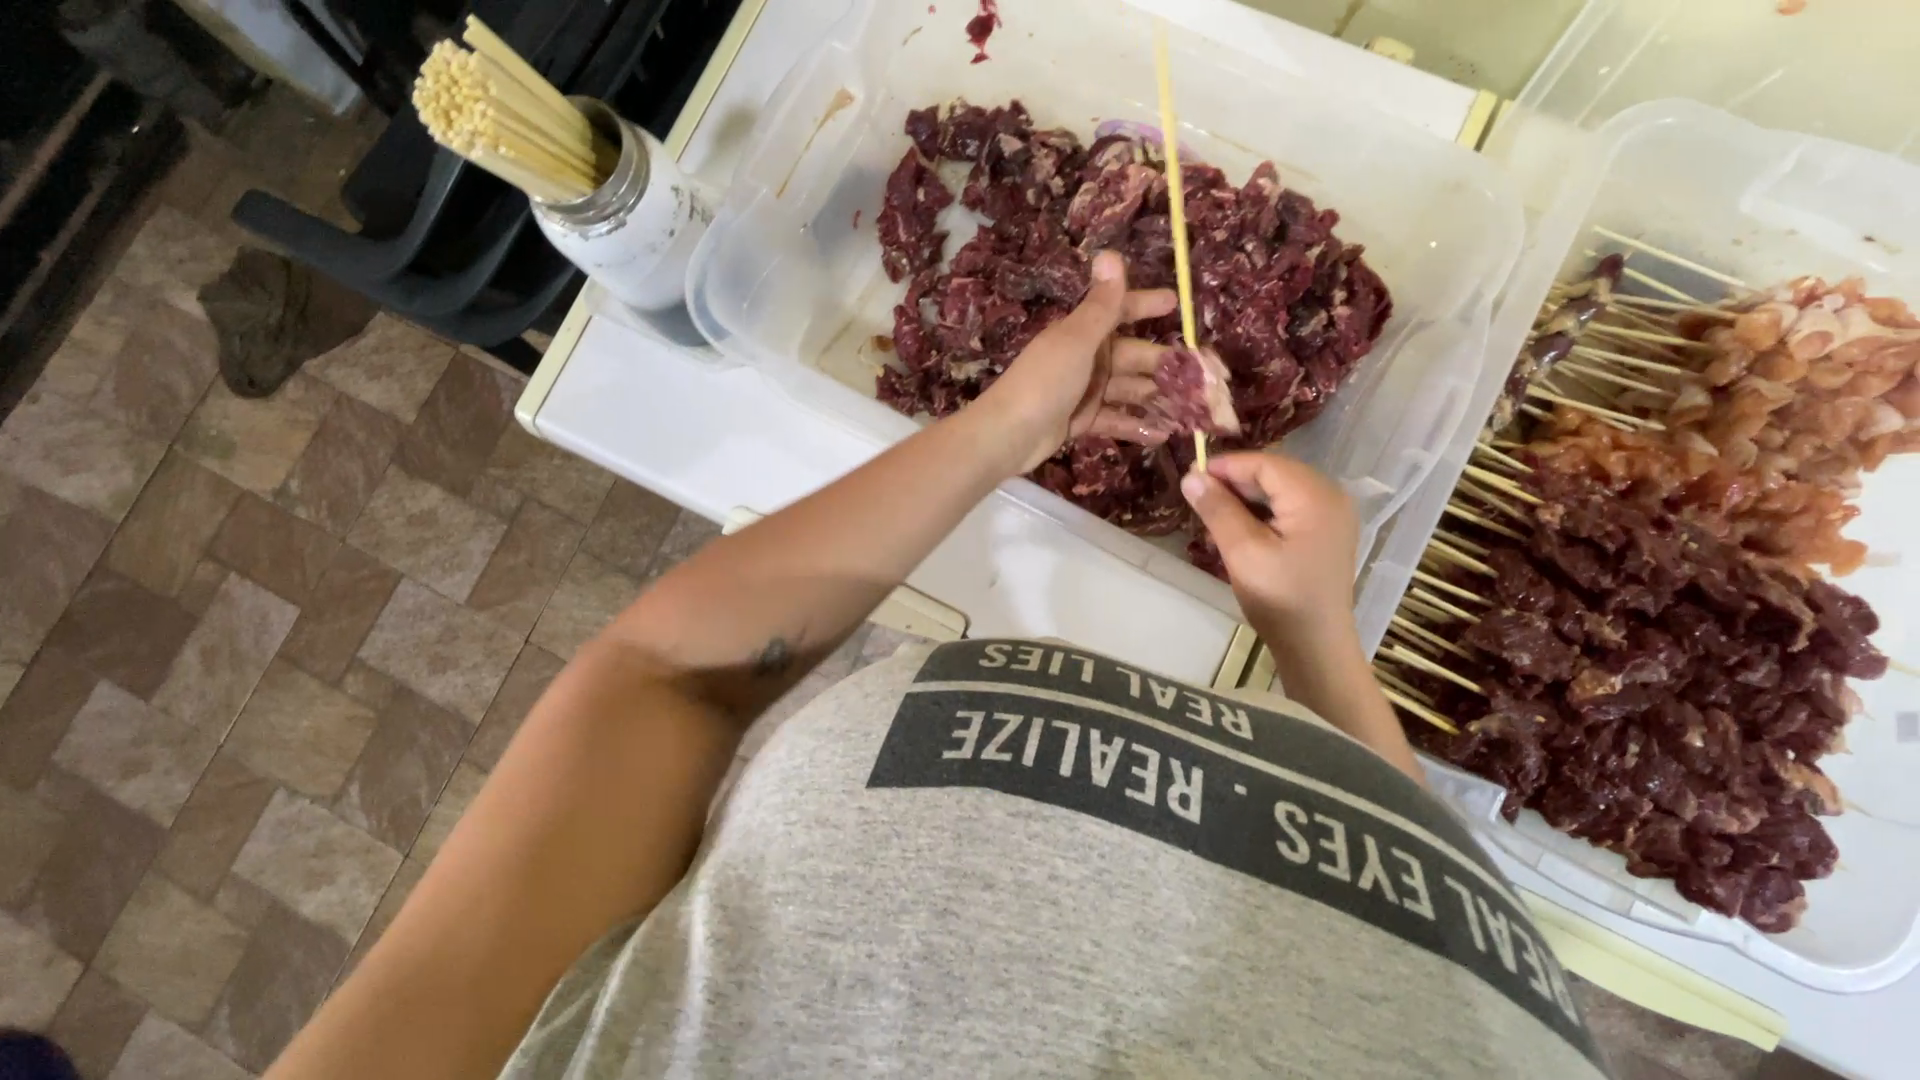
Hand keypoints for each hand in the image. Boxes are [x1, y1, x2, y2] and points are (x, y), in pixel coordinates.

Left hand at [975, 251, 1178, 472]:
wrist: (1009, 433)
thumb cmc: (1044, 381)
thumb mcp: (1076, 340)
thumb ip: (1101, 305)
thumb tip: (1111, 253)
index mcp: (1083, 333)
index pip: (1120, 311)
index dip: (1146, 305)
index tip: (1175, 303)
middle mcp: (1087, 358)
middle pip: (1134, 356)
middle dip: (1166, 365)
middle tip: (1204, 376)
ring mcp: (1084, 391)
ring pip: (1129, 390)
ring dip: (1157, 398)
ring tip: (1192, 409)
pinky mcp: (1082, 421)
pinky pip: (1116, 420)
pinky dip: (1136, 426)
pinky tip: (1163, 434)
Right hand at [1180, 452, 1360, 646]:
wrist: (1316, 645)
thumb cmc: (1280, 598)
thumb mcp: (1243, 552)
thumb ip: (1218, 509)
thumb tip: (1191, 476)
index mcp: (1315, 497)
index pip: (1265, 464)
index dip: (1226, 466)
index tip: (1190, 477)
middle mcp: (1330, 497)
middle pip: (1274, 474)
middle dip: (1234, 484)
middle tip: (1199, 501)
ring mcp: (1332, 516)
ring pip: (1279, 491)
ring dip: (1245, 501)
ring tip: (1213, 520)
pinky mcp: (1326, 533)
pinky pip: (1289, 509)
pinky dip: (1261, 514)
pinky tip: (1237, 533)